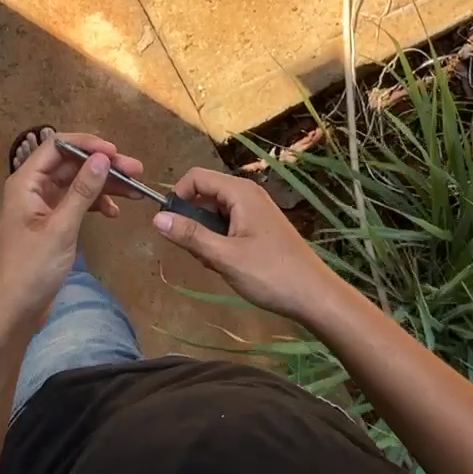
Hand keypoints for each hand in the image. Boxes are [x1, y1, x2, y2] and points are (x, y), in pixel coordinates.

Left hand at [0, 132, 142, 333]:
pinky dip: (96, 204)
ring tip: (135, 191)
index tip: (116, 153)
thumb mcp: (60, 229)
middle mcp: (33, 188)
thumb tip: (103, 158)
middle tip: (136, 170)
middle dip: (103, 165)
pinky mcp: (51, 224)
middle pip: (71, 164)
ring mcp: (42, 206)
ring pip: (77, 183)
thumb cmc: (30, 269)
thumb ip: (82, 191)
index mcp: (26, 182)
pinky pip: (77, 203)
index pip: (57, 146)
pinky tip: (113, 212)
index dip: (87, 145)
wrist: (11, 313)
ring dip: (105, 185)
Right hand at [152, 168, 344, 323]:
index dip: (177, 196)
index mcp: (240, 192)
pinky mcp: (260, 228)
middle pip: (205, 194)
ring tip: (214, 263)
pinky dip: (220, 241)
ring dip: (206, 235)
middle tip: (196, 252)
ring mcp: (255, 211)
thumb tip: (157, 218)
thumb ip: (190, 235)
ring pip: (215, 212)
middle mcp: (248, 194)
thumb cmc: (270, 274)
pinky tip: (226, 265)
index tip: (169, 225)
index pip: (195, 177)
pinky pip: (229, 225)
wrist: (315, 296)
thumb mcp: (224, 256)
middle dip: (192, 221)